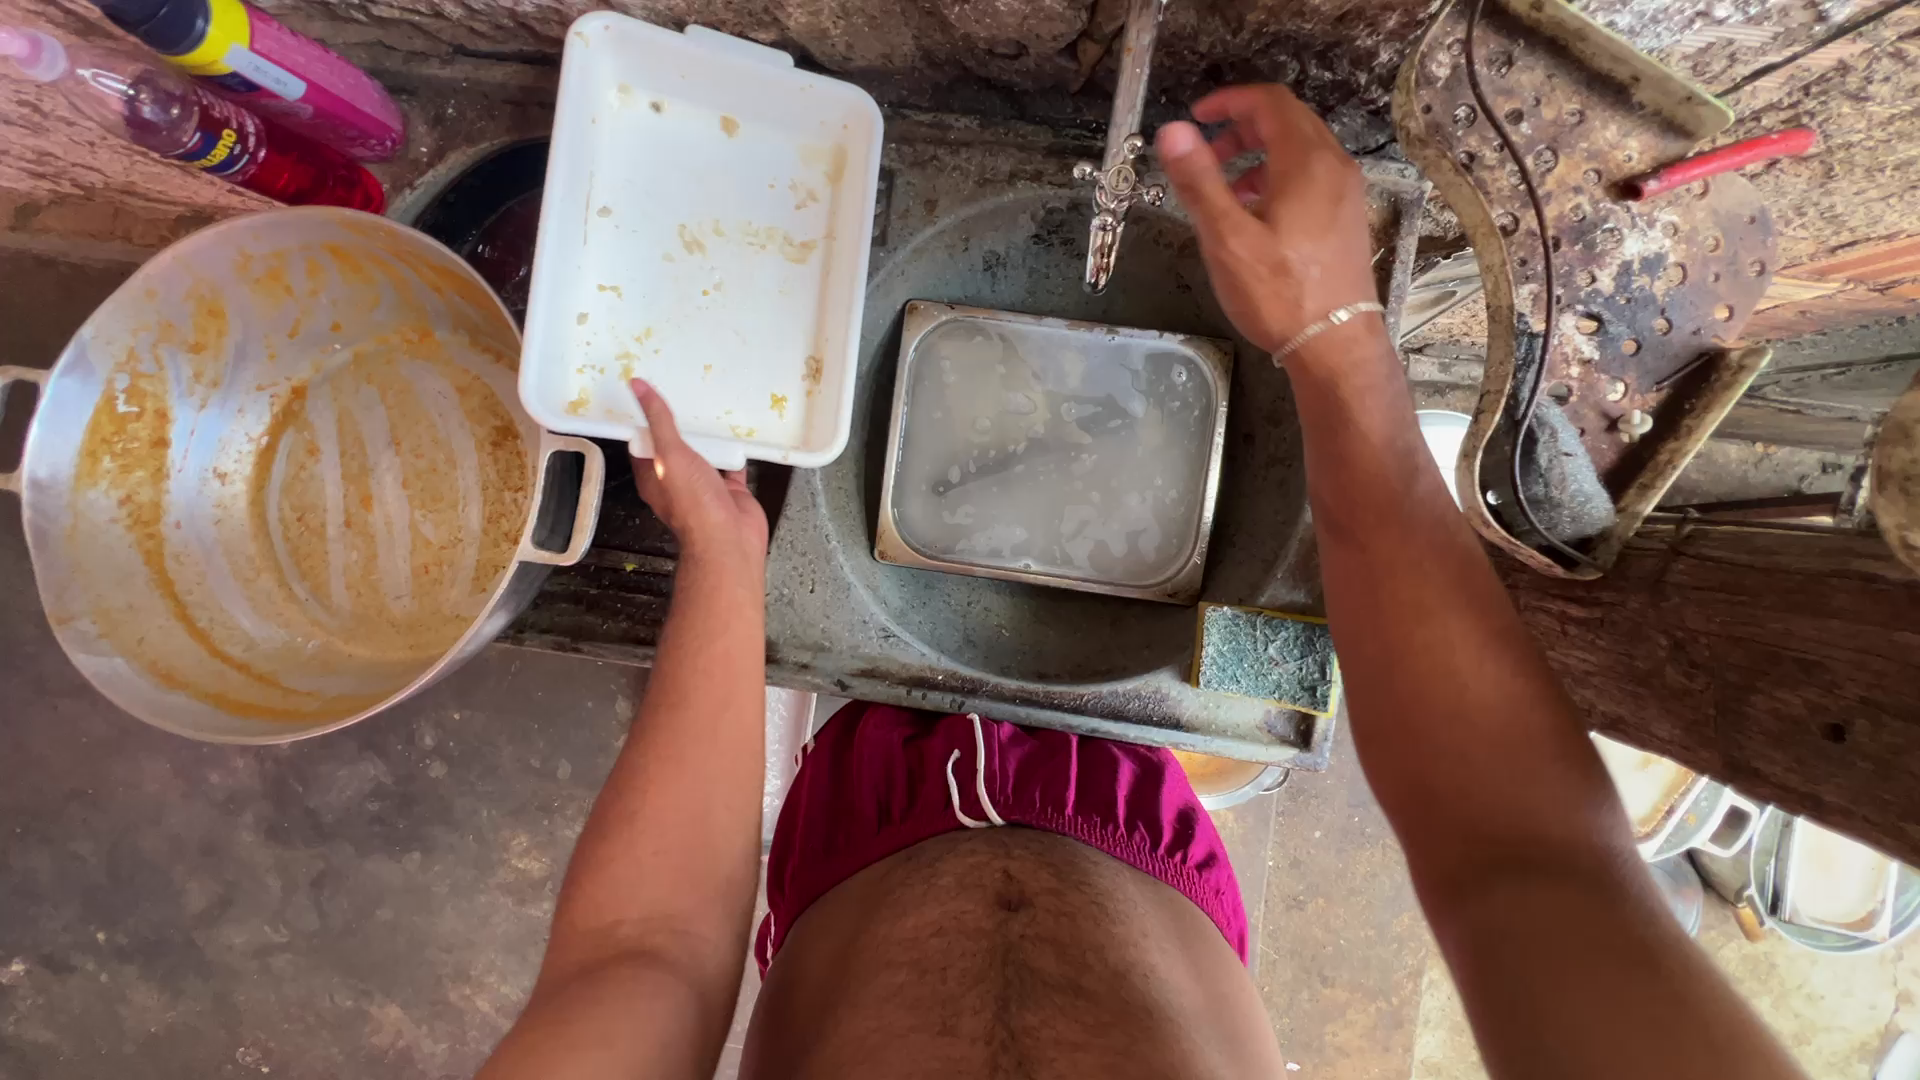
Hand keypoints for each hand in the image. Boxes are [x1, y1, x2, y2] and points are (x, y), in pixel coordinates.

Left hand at [628, 378, 769, 561]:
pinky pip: (733, 466)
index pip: (644, 442)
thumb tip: (637, 386)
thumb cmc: (694, 504)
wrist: (730, 540)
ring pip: (706, 456)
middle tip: (689, 393)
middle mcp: (677, 481)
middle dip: (683, 426)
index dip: (646, 419)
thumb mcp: (670, 454)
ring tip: (716, 408)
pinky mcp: (731, 491)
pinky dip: (737, 452)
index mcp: (653, 476)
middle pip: (678, 447)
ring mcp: (705, 487)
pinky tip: (742, 434)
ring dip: (711, 438)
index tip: (652, 393)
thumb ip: (658, 420)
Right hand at [1154, 85, 1379, 362]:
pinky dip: (1279, 180)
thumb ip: (1199, 182)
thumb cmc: (1277, 293)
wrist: (1332, 341)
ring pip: (1300, 152)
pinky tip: (1258, 217)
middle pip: (1288, 122)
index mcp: (1304, 161)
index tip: (1197, 117)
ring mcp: (1345, 192)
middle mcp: (1333, 166)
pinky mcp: (1347, 218)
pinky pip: (1312, 179)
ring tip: (1226, 191)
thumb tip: (1172, 132)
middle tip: (1205, 156)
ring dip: (1259, 157)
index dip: (1230, 101)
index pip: (1269, 102)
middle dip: (1242, 129)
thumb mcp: (1226, 238)